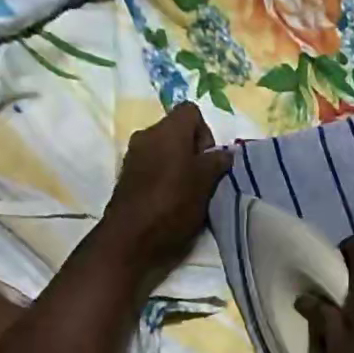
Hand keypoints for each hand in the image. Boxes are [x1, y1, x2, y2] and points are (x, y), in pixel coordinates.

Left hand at [100, 103, 233, 270]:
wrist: (132, 240)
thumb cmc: (173, 206)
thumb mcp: (205, 184)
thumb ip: (217, 163)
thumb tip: (225, 153)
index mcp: (167, 131)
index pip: (191, 112)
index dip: (206, 133)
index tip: (209, 161)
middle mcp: (147, 135)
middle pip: (178, 131)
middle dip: (194, 152)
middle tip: (204, 180)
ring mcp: (134, 156)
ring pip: (165, 151)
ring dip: (180, 166)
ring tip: (190, 194)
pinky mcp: (128, 177)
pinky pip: (153, 167)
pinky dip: (165, 178)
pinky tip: (172, 201)